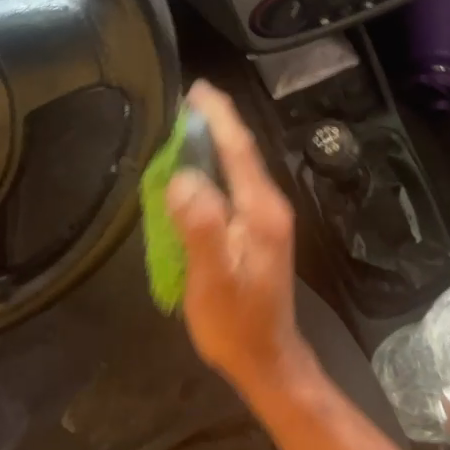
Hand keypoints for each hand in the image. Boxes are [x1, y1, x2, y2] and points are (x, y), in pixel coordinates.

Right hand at [168, 81, 313, 394]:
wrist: (266, 359)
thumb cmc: (236, 323)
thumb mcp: (213, 279)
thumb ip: (201, 227)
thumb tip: (182, 178)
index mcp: (260, 210)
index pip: (238, 149)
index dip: (217, 117)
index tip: (195, 89)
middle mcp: (267, 206)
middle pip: (240, 152)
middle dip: (214, 123)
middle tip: (182, 101)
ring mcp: (264, 218)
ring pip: (237, 167)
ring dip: (212, 143)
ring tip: (181, 126)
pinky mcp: (256, 230)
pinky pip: (233, 184)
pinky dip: (213, 167)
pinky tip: (193, 170)